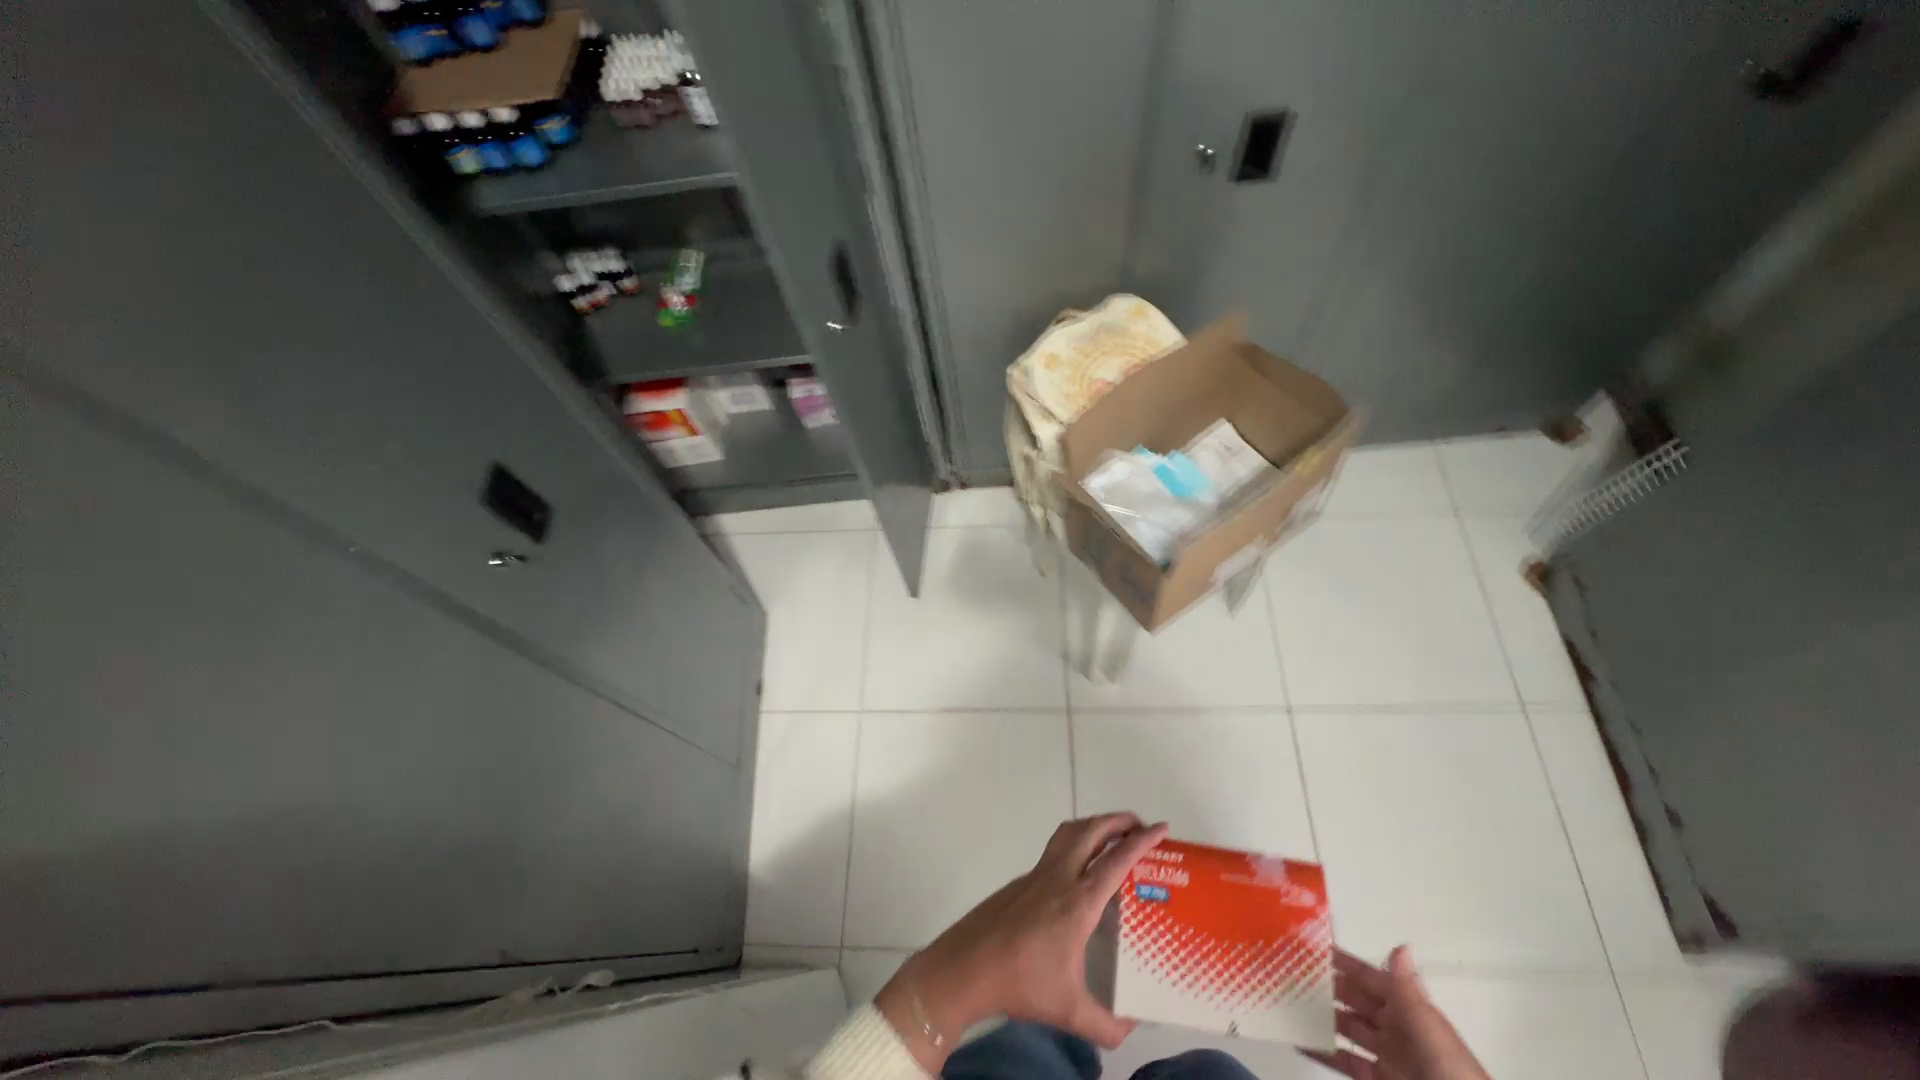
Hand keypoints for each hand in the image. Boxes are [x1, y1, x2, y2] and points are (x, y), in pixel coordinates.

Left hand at [875, 813, 1168, 1070]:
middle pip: (1091, 831)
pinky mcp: (1019, 883)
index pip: (1116, 861)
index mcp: (1077, 903)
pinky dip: (1074, 845)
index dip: (1142, 841)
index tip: (1162, 829)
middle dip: (1119, 820)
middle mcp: (1058, 879)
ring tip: (1113, 836)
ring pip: (1067, 834)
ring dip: (1094, 826)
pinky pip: (1054, 851)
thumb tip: (1132, 1030)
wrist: (964, 969)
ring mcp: (1035, 877)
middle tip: (1140, 825)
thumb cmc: (1019, 984)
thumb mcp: (1069, 1012)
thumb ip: (1107, 1026)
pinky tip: (1078, 872)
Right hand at [1305, 946, 1490, 1079]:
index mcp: (1408, 1010)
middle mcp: (1394, 1028)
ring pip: (1346, 1029)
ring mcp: (1386, 1056)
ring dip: (1320, 1017)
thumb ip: (1406, 989)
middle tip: (1287, 971)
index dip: (1343, 962)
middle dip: (1325, 986)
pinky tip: (1299, 1042)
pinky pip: (1345, 1062)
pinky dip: (1323, 1053)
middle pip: (1354, 1001)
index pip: (1369, 978)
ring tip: (1287, 1002)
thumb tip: (1400, 944)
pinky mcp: (1376, 1079)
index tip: (1310, 945)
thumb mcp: (1426, 1027)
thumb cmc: (1447, 1068)